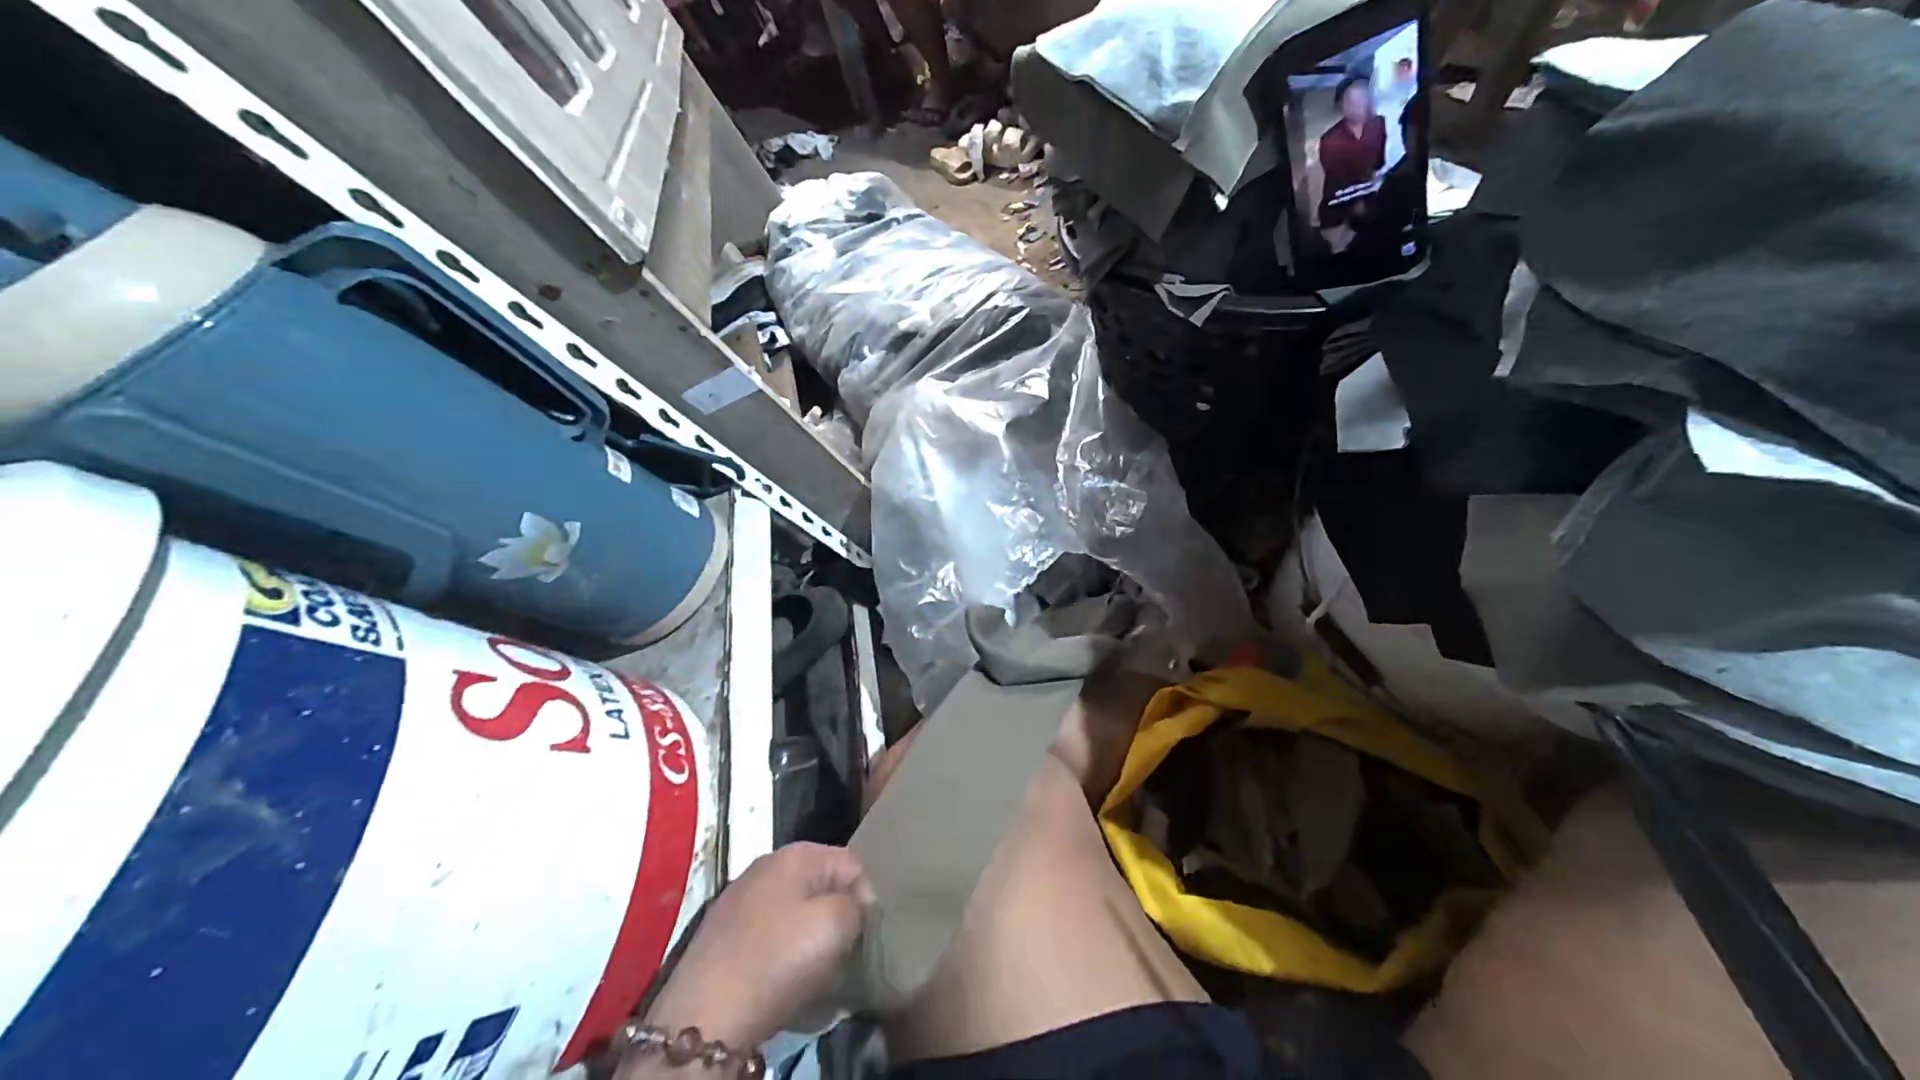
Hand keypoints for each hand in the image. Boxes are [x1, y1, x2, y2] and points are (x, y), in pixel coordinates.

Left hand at [637, 844, 871, 1054]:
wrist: (704, 1015)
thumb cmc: (779, 959)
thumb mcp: (836, 924)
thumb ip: (857, 904)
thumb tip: (853, 904)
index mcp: (795, 853)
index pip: (852, 863)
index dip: (865, 897)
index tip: (862, 934)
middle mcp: (765, 865)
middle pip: (821, 886)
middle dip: (835, 917)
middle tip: (839, 952)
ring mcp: (739, 897)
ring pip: (795, 910)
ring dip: (809, 937)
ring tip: (811, 970)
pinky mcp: (722, 932)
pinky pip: (769, 933)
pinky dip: (781, 951)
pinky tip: (779, 976)